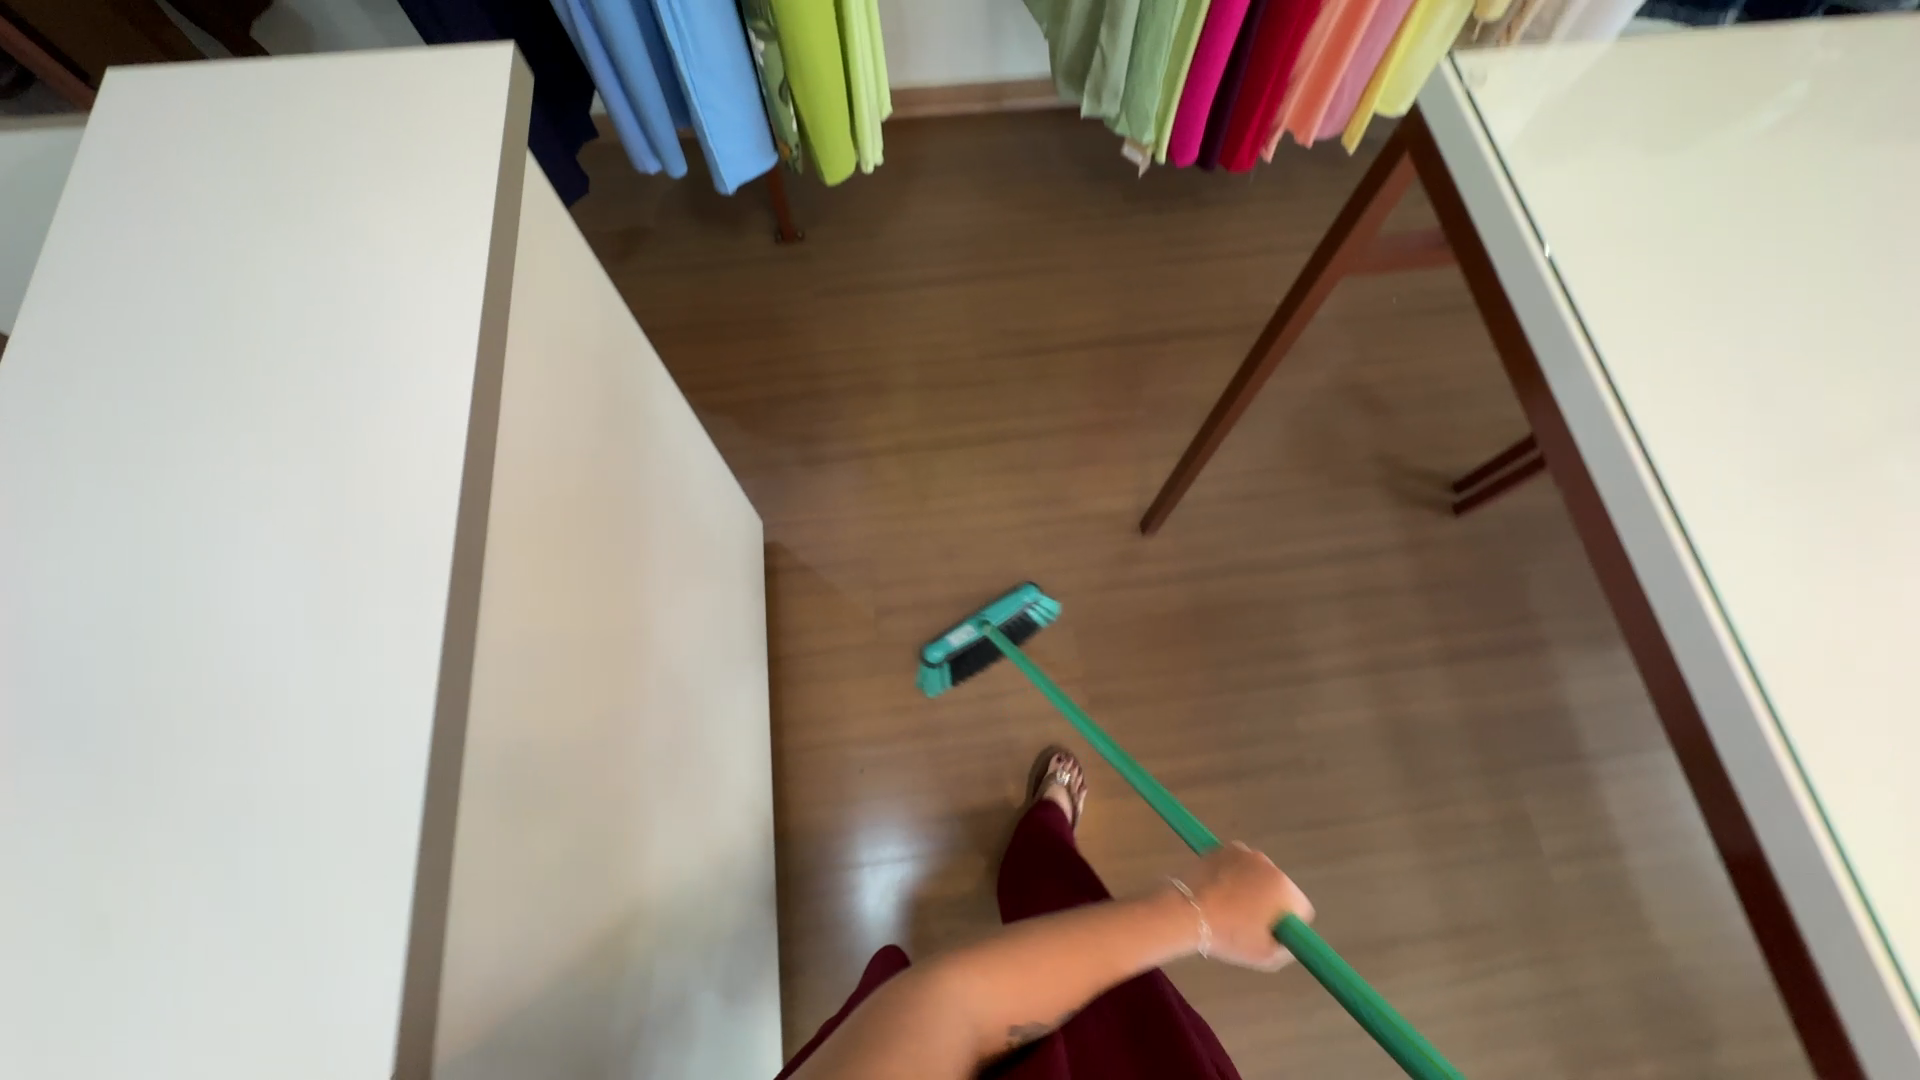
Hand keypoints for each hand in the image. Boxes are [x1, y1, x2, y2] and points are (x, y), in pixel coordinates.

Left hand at [1179, 842, 1312, 970]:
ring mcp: (1244, 852)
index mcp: (1284, 888)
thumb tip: (1288, 936)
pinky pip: (1240, 864)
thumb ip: (1288, 948)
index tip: (1271, 932)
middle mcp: (1268, 864)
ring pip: (1260, 874)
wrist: (1186, 910)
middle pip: (1280, 888)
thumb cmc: (1229, 934)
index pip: (1302, 909)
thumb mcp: (1267, 956)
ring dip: (1253, 886)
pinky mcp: (1223, 847)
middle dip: (1271, 902)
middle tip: (1248, 920)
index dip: (1289, 924)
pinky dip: (1235, 873)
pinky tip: (1220, 889)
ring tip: (1231, 905)